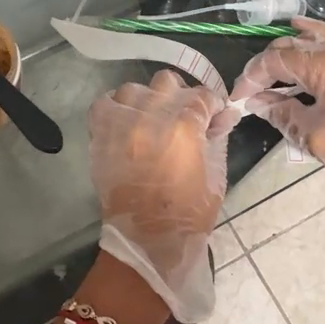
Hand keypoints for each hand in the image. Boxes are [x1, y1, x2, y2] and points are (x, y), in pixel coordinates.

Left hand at [88, 70, 236, 322]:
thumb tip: (223, 115)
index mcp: (186, 126)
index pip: (203, 95)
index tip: (211, 116)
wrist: (147, 240)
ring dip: (146, 101)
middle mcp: (152, 116)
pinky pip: (105, 102)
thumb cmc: (189, 213)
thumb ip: (218, 138)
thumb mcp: (216, 175)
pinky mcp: (101, 134)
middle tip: (181, 119)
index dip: (210, 105)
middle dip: (179, 98)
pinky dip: (116, 108)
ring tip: (150, 121)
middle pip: (168, 83)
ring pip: (134, 88)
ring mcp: (123, 123)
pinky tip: (126, 122)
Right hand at [231, 19, 324, 250]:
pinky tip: (300, 36)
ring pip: (309, 40)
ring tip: (267, 77)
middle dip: (264, 67)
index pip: (274, 60)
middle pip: (289, 46)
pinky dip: (310, 39)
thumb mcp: (316, 136)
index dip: (250, 78)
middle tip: (250, 93)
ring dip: (285, 55)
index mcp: (324, 63)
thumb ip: (282, 114)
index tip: (236, 99)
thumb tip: (257, 102)